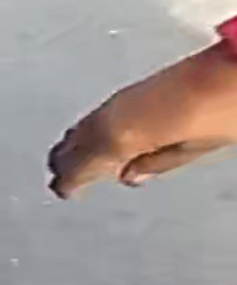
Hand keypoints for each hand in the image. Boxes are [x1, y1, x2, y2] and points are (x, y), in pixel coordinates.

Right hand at [48, 42, 236, 197]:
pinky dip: (89, 133)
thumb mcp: (205, 143)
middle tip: (67, 178)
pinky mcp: (128, 91)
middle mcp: (104, 123)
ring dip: (75, 150)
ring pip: (75, 135)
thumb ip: (162, 162)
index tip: (67, 193)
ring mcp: (113, 104)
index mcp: (115, 142)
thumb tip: (134, 174)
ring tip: (82, 159)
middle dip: (64, 167)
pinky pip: (92, 119)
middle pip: (65, 152)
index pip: (74, 172)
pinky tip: (103, 136)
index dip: (68, 186)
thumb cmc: (232, 99)